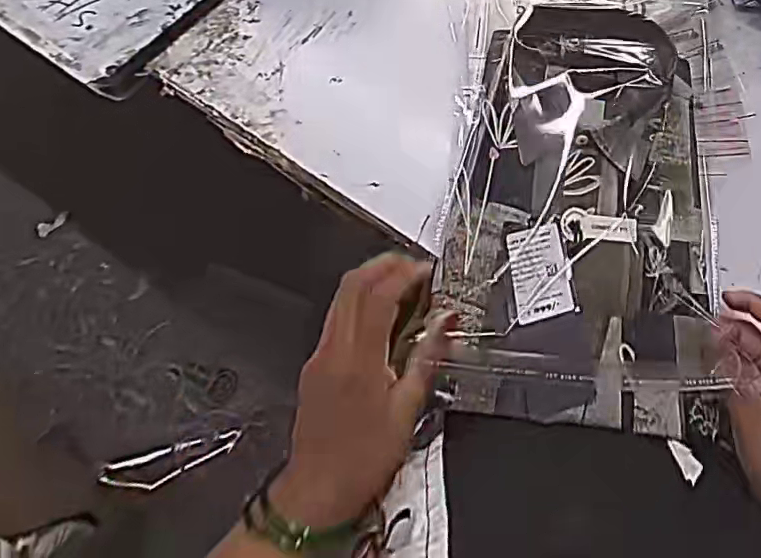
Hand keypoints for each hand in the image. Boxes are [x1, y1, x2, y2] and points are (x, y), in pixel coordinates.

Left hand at [270, 253, 453, 529]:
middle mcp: (333, 352)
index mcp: (358, 363)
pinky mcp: (315, 363)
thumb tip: (445, 323)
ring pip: (341, 296)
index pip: (378, 297)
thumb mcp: (407, 410)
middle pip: (353, 284)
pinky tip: (384, 315)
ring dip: (372, 279)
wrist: (315, 496)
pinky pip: (338, 316)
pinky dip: (362, 301)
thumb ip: (427, 358)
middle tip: (413, 265)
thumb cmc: (360, 462)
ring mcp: (319, 356)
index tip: (426, 271)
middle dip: (385, 264)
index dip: (404, 274)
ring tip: (403, 284)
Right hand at [716, 289, 760, 557]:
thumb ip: (729, 371)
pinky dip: (735, 368)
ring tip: (709, 344)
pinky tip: (719, 375)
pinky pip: (754, 377)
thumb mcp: (747, 409)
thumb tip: (717, 341)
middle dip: (736, 322)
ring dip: (734, 345)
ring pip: (757, 356)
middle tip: (711, 322)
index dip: (751, 301)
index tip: (728, 298)